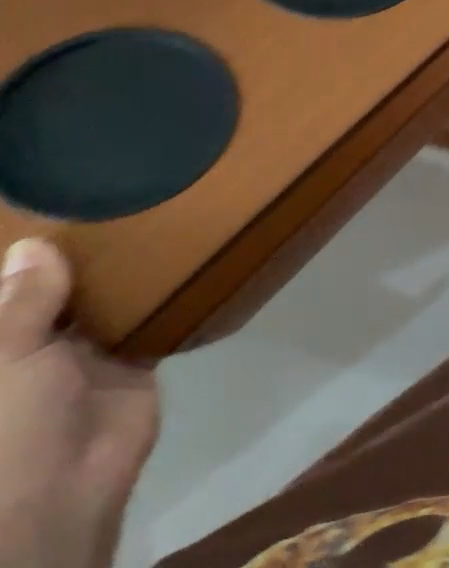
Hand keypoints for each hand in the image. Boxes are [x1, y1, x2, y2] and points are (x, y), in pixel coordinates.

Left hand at [0, 240, 158, 567]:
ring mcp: (77, 357)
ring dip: (122, 276)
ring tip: (156, 222)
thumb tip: (35, 246)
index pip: (4, 292)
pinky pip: (147, 324)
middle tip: (115, 204)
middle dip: (74, 260)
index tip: (52, 216)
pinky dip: (165, 301)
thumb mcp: (1, 356)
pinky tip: (186, 265)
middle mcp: (24, 347)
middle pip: (48, 294)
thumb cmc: (2, 423)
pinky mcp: (129, 364)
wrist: (56, 488)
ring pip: (98, 304)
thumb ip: (20, 303)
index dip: (20, 260)